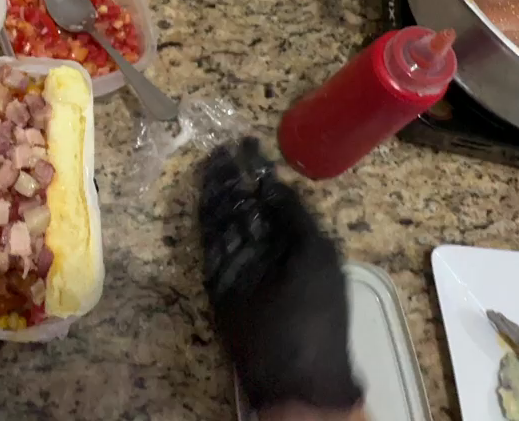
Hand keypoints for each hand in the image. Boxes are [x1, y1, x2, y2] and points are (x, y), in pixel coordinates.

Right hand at [200, 137, 361, 414]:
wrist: (295, 374)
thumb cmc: (317, 313)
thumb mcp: (316, 253)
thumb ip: (294, 213)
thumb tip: (272, 180)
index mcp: (295, 240)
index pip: (272, 195)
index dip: (259, 169)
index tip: (247, 143)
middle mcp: (265, 246)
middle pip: (245, 201)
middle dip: (233, 174)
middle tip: (221, 145)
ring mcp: (240, 259)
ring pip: (225, 214)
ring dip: (216, 187)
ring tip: (210, 157)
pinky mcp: (217, 275)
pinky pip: (209, 237)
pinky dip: (205, 212)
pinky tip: (202, 189)